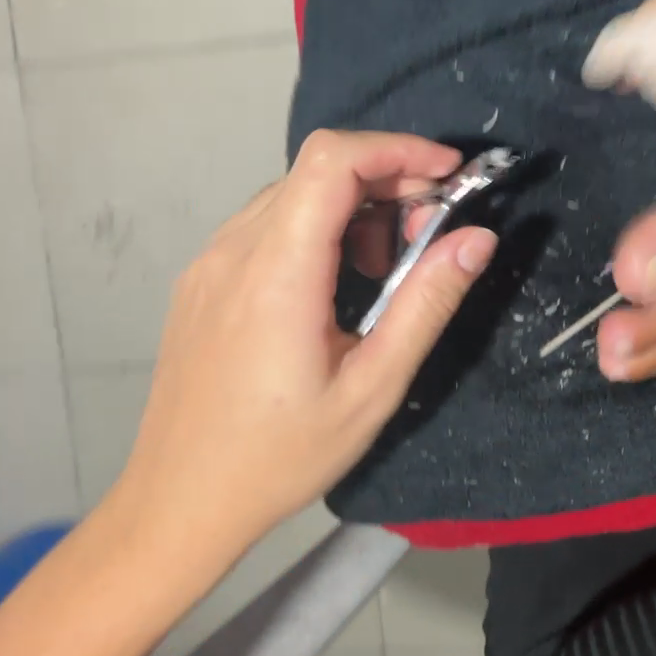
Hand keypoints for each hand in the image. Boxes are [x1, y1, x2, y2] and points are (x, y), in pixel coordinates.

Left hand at [110, 131, 497, 554]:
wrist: (177, 505)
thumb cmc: (283, 454)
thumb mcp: (375, 386)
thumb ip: (428, 303)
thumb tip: (478, 237)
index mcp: (277, 273)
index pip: (332, 161)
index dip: (399, 150)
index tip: (451, 176)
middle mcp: (234, 250)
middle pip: (317, 169)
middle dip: (390, 179)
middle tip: (434, 232)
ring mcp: (210, 263)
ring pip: (295, 193)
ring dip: (357, 206)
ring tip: (390, 266)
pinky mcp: (203, 281)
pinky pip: (270, 223)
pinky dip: (322, 226)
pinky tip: (341, 281)